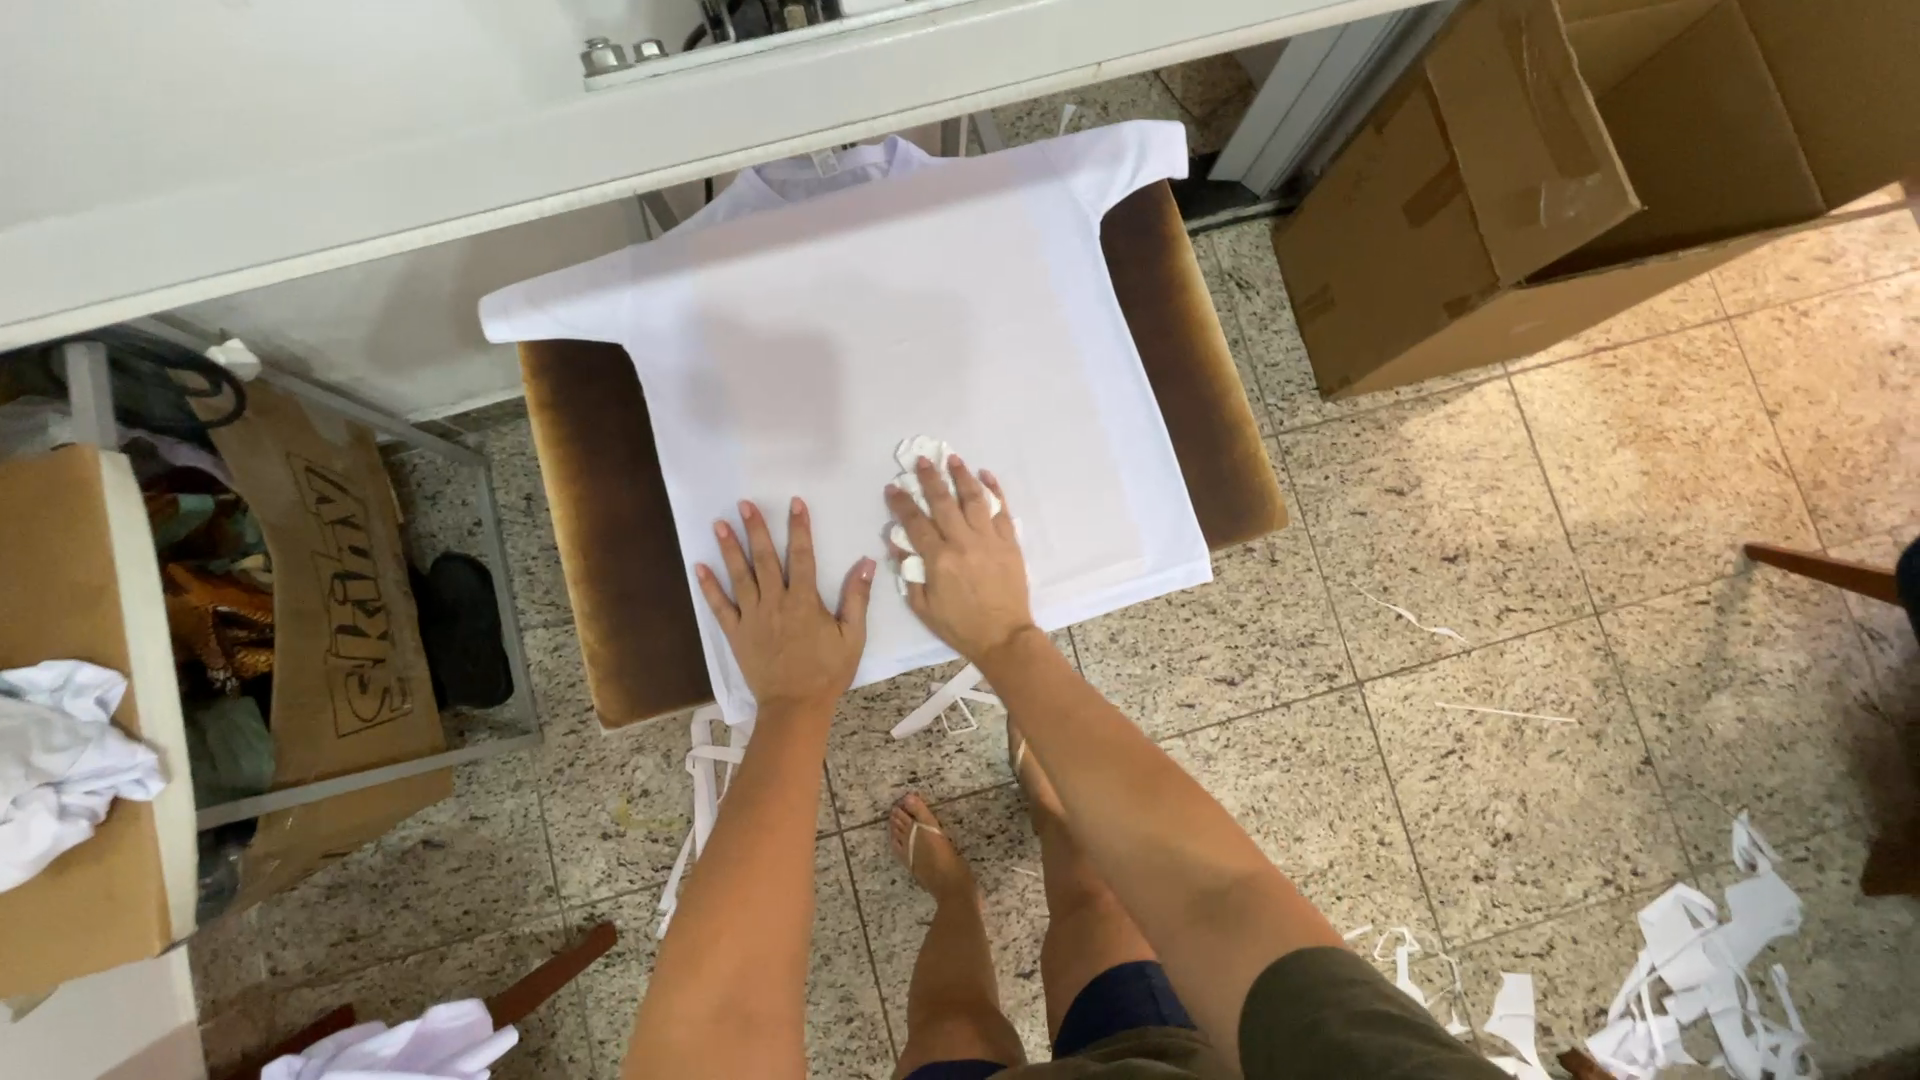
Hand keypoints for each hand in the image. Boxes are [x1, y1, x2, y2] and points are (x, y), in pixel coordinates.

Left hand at [696, 497, 874, 712]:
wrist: (795, 706)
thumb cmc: (828, 672)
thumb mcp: (853, 636)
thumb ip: (857, 598)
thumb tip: (865, 563)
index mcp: (804, 602)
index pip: (802, 555)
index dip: (799, 527)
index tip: (795, 503)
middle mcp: (775, 603)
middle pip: (764, 558)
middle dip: (755, 529)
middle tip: (744, 504)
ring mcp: (752, 617)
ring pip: (739, 576)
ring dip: (729, 548)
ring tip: (718, 523)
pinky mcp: (736, 634)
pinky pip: (719, 606)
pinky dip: (709, 587)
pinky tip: (699, 566)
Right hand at [886, 455, 1036, 661]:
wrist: (1003, 636)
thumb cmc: (959, 625)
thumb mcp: (923, 606)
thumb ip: (909, 574)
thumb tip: (898, 545)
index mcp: (938, 559)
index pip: (915, 523)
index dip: (902, 503)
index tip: (894, 488)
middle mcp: (963, 542)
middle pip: (943, 502)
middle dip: (930, 479)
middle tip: (922, 460)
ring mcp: (989, 540)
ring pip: (973, 499)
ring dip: (962, 476)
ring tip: (952, 458)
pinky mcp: (1009, 543)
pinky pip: (1001, 510)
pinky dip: (994, 490)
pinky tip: (986, 475)